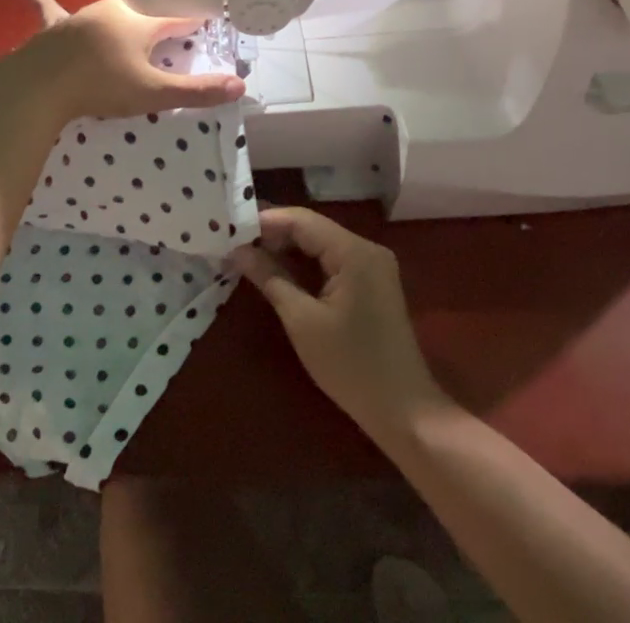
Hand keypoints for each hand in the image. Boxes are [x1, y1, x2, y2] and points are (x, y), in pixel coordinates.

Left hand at [4, 0, 244, 120]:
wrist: (40, 87)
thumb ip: (196, 91)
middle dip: (164, 8)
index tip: (216, 13)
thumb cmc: (100, 86)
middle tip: (180, 13)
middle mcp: (113, 10)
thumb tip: (240, 85)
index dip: (199, 15)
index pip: (180, 13)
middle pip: (146, 5)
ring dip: (125, 6)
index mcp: (141, 21)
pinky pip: (48, 7)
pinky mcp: (54, 28)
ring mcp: (81, 16)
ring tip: (137, 4)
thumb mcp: (153, 93)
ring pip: (108, 6)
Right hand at [227, 208, 450, 434]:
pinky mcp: (371, 284)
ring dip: (286, 250)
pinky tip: (277, 273)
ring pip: (320, 245)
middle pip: (312, 228)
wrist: (402, 408)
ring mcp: (373, 267)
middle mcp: (367, 250)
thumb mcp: (301, 320)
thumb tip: (238, 251)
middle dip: (272, 235)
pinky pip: (332, 262)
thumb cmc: (350, 365)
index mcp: (354, 252)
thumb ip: (269, 277)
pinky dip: (304, 265)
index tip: (228, 231)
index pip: (302, 220)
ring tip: (247, 258)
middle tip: (232, 246)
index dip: (264, 222)